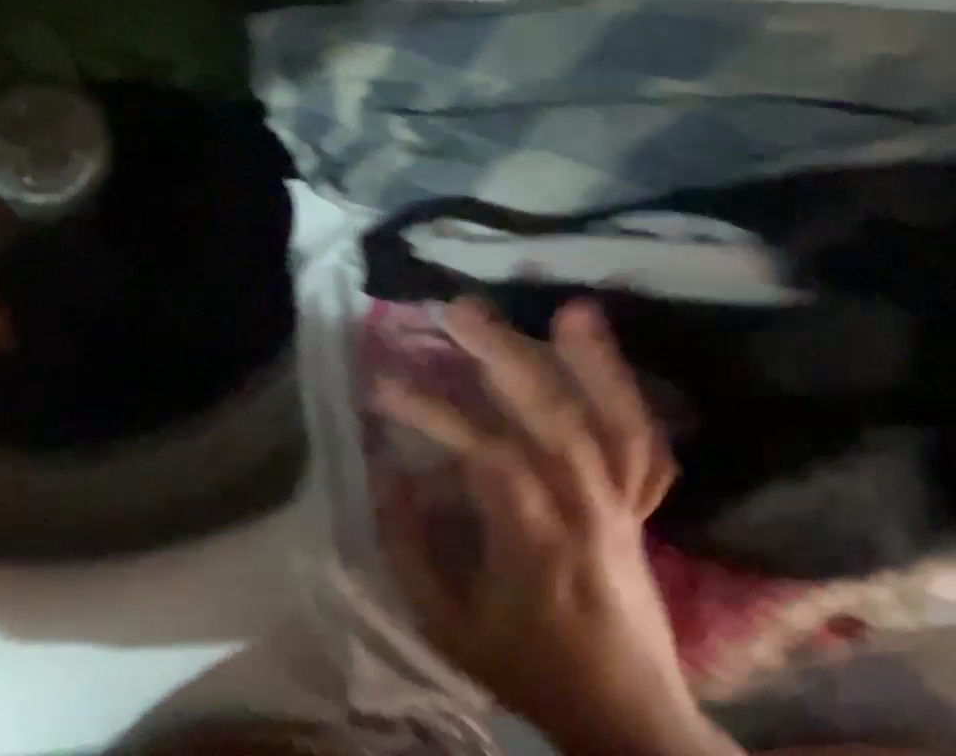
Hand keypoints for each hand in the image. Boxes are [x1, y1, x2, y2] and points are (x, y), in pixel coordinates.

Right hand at [373, 298, 735, 755]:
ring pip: (616, 425)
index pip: (487, 458)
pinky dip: (627, 395)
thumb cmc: (525, 667)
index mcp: (538, 544)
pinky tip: (601, 355)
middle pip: (558, 421)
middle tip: (456, 311)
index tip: (380, 388)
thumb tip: (386, 473)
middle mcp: (591, 515)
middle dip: (507, 359)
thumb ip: (408, 547)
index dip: (432, 415)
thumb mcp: (444, 622)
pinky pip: (644, 446)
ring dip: (591, 363)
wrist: (629, 717)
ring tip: (566, 308)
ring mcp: (624, 510)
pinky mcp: (639, 511)